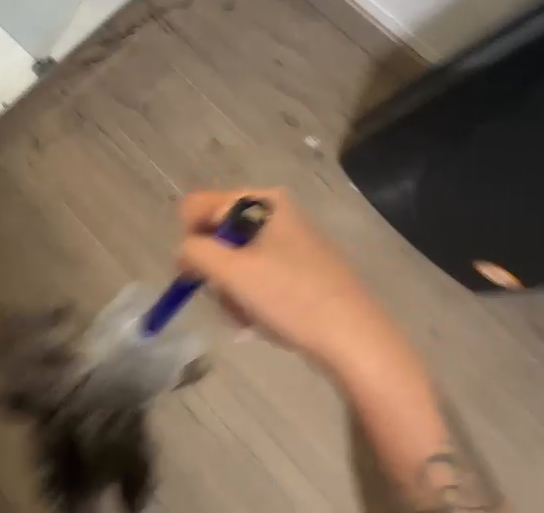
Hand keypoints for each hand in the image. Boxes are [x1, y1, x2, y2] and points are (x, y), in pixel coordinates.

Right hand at [175, 188, 411, 381]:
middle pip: (219, 233)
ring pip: (238, 258)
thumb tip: (184, 252)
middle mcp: (278, 211)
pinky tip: (265, 321)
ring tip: (246, 317)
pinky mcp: (306, 268)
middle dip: (215, 268)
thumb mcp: (230, 272)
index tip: (196, 272)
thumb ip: (194, 252)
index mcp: (261, 201)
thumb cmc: (290, 297)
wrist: (359, 342)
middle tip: (225, 297)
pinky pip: (262, 273)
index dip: (190, 238)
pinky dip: (254, 295)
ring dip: (232, 288)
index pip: (198, 205)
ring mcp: (295, 240)